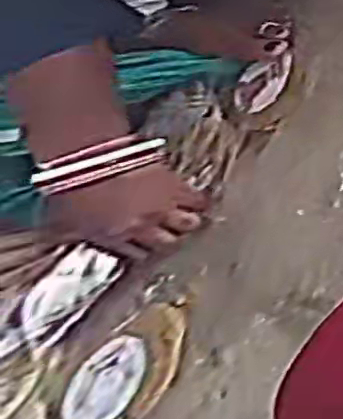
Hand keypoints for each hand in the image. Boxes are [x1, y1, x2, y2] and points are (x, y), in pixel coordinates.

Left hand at [45, 165, 206, 261]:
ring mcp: (167, 205)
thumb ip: (81, 237)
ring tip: (190, 221)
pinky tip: (199, 205)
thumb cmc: (74, 195)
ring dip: (189, 223)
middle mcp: (147, 224)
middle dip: (171, 241)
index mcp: (117, 237)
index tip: (144, 249)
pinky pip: (199, 200)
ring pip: (192, 222)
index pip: (140, 254)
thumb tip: (88, 241)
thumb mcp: (65, 225)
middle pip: (172, 241)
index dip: (143, 253)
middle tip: (169, 237)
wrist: (98, 164)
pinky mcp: (182, 187)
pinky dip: (200, 205)